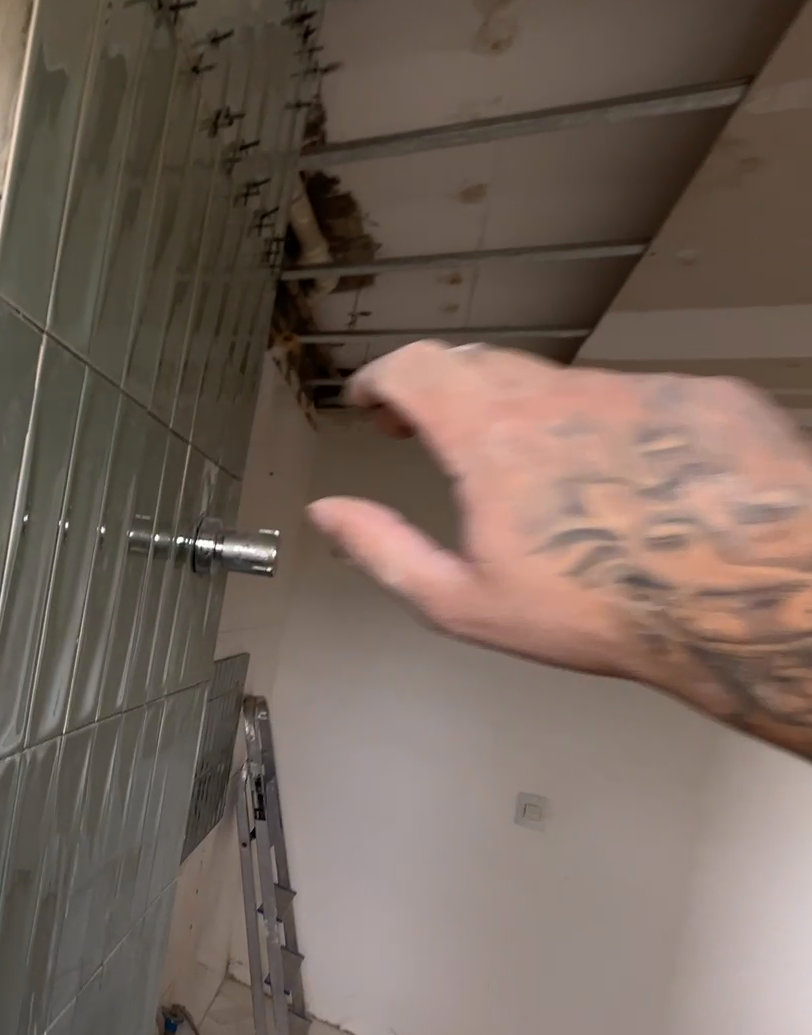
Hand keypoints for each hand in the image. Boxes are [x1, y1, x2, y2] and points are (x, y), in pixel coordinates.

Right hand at [308, 341, 811, 756]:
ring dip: (516, 410)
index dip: (379, 379)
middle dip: (434, 392)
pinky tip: (613, 476)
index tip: (371, 400)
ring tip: (527, 468)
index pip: (414, 368)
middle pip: (473, 362)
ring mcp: (637, 391)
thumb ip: (379, 547)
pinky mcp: (704, 398)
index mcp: (492, 440)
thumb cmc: (612, 610)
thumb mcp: (460, 600)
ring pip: (549, 379)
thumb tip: (328, 513)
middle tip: (427, 430)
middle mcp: (559, 399)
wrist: (772, 607)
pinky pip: (625, 394)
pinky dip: (594, 422)